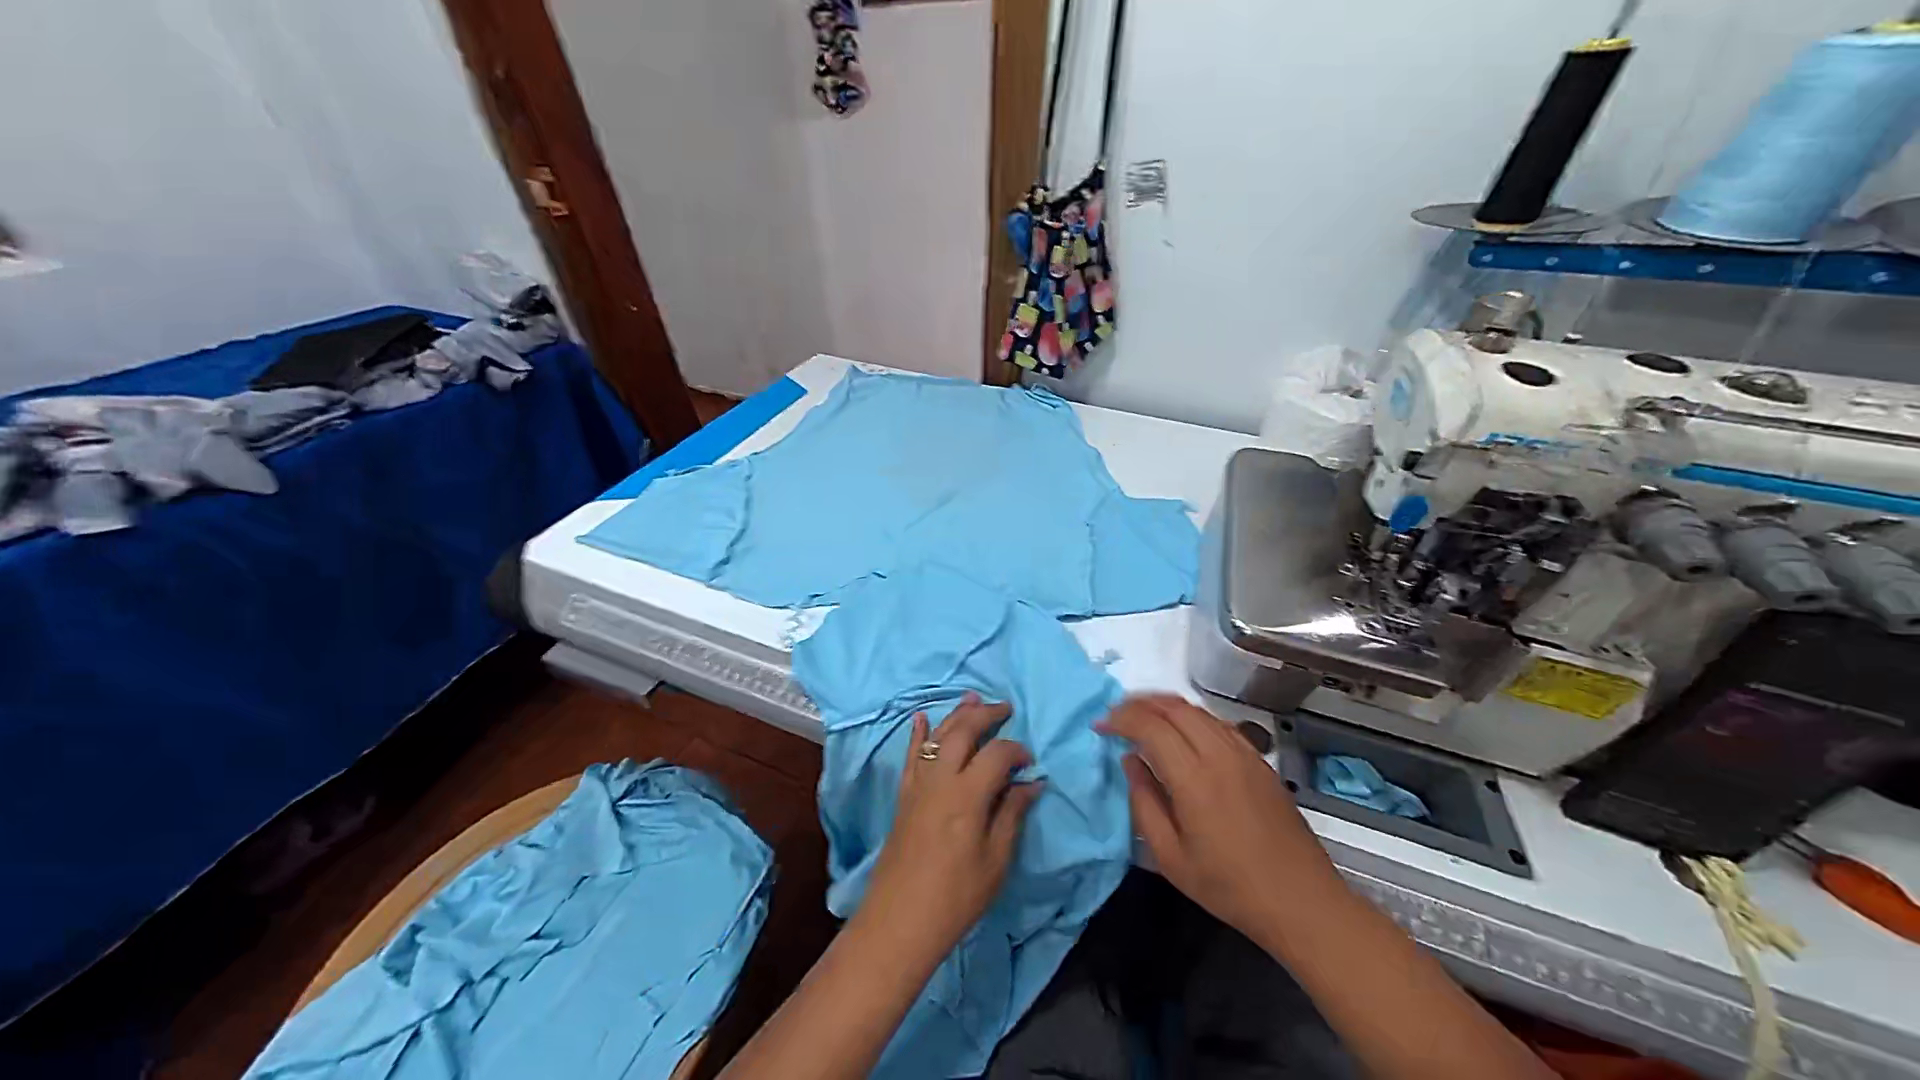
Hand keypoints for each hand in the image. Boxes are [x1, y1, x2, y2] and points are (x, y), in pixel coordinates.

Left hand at [858, 694, 1042, 964]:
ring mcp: (917, 785)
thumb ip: (1011, 814)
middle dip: (985, 714)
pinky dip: (917, 734)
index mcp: (967, 795)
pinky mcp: (903, 796)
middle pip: (962, 732)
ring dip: (955, 715)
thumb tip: (1031, 783)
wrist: (900, 920)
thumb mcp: (996, 860)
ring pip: (936, 736)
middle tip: (1005, 707)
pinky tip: (920, 719)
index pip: (997, 754)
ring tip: (972, 697)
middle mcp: (940, 780)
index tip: (1030, 762)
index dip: (1017, 751)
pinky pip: (910, 755)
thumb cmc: (956, 896)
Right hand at [1100, 695, 1339, 944]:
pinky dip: (1192, 716)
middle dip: (1139, 704)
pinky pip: (1219, 723)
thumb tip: (1130, 761)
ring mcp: (1245, 754)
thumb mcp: (1170, 857)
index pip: (1150, 726)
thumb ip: (1144, 803)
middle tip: (1116, 715)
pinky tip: (1182, 731)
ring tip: (1142, 716)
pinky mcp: (1260, 761)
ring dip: (1164, 705)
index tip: (1100, 726)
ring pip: (1197, 710)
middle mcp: (1220, 755)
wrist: (1301, 901)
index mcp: (1194, 778)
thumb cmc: (1229, 887)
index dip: (1121, 718)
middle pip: (1174, 708)